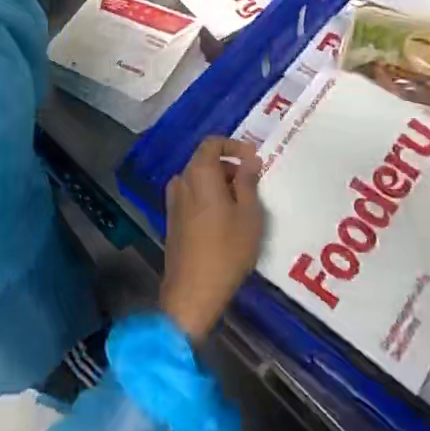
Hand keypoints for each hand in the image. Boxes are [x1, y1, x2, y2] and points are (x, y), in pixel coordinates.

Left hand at [162, 136, 264, 340]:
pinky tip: (228, 218)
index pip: (211, 144)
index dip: (234, 145)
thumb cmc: (228, 248)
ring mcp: (173, 201)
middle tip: (256, 185)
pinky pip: (193, 197)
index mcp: (197, 174)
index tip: (255, 158)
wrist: (193, 286)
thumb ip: (247, 181)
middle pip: (205, 162)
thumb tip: (248, 159)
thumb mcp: (249, 213)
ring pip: (199, 181)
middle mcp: (181, 182)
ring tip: (246, 204)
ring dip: (221, 184)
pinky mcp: (173, 218)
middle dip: (230, 167)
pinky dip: (210, 198)